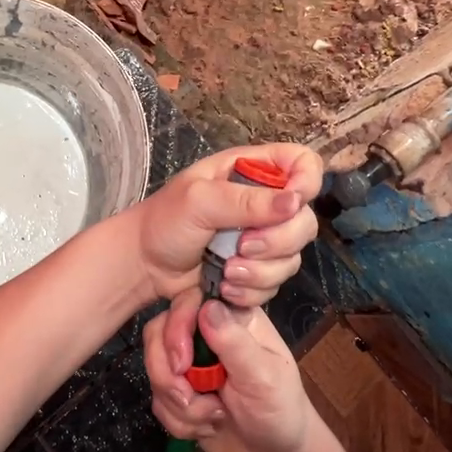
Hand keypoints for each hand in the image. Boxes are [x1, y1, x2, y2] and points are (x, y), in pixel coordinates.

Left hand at [131, 143, 322, 305]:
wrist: (145, 264)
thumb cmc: (165, 221)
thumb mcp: (199, 200)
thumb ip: (246, 201)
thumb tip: (294, 201)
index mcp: (251, 170)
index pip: (302, 163)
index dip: (307, 181)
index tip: (291, 204)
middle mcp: (264, 202)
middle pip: (304, 219)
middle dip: (277, 241)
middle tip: (241, 248)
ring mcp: (262, 238)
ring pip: (292, 257)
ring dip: (261, 270)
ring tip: (226, 270)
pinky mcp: (257, 269)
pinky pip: (277, 283)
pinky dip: (254, 289)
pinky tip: (226, 286)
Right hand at [145, 290, 310, 451]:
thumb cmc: (279, 408)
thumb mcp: (264, 376)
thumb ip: (235, 342)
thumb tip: (207, 307)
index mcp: (230, 318)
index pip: (187, 302)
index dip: (176, 328)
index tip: (182, 364)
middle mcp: (203, 333)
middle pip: (158, 333)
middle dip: (169, 375)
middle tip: (189, 399)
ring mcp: (188, 362)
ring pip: (155, 369)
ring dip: (180, 405)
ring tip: (213, 416)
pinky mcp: (177, 390)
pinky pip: (157, 400)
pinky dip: (180, 421)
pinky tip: (208, 426)